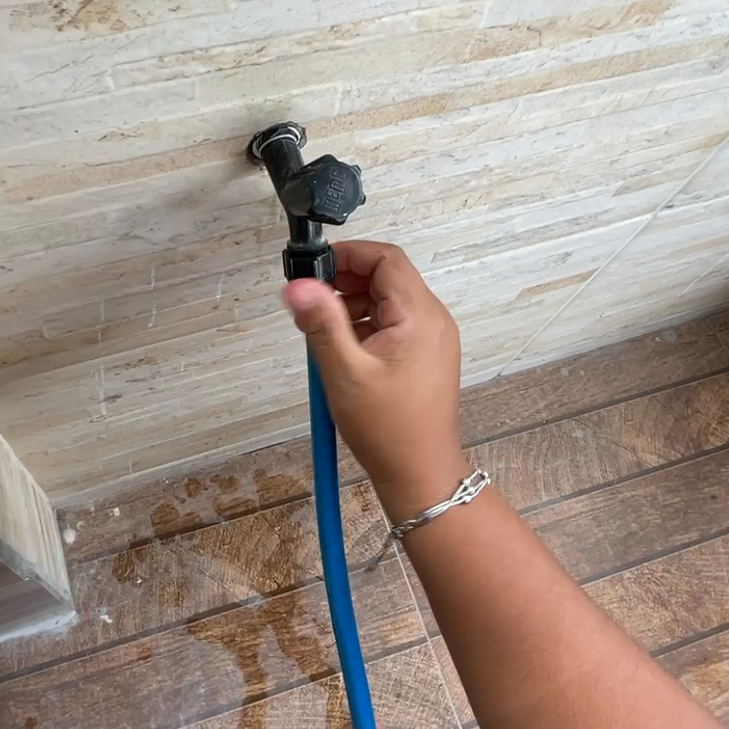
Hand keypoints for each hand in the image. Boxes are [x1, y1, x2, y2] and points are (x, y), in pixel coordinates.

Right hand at [283, 240, 469, 521]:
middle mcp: (432, 318)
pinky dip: (365, 324)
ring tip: (323, 330)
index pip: (386, 258)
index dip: (348, 255)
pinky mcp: (424, 354)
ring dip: (353, 304)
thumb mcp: (345, 372)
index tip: (315, 269)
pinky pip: (393, 322)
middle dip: (346, 280)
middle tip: (312, 301)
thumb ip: (321, 323)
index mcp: (419, 315)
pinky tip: (342, 348)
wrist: (420, 474)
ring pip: (388, 299)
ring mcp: (431, 337)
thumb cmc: (387, 429)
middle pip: (387, 276)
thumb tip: (297, 285)